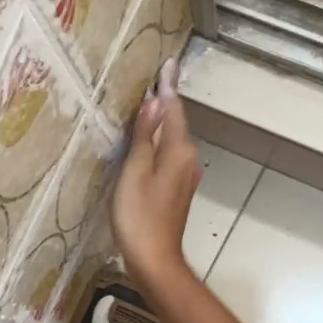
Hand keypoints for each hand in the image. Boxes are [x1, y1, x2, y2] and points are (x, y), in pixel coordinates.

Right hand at [112, 65, 201, 289]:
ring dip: (161, 124)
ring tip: (147, 106)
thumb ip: (143, 137)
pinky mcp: (177, 192)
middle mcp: (188, 160)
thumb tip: (154, 101)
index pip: (173, 109)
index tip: (169, 62)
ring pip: (172, 141)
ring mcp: (185, 177)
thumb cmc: (139, 218)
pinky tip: (146, 144)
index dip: (167, 86)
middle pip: (175, 123)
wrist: (154, 260)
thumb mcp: (135, 173)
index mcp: (178, 151)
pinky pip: (168, 157)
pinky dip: (158, 144)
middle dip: (164, 102)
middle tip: (154, 79)